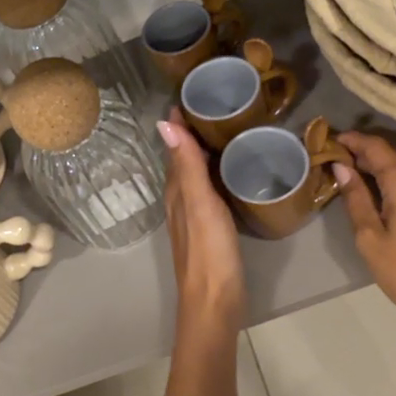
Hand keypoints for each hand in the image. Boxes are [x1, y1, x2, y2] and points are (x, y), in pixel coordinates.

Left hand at [157, 108, 246, 341]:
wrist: (214, 303)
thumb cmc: (209, 251)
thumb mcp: (200, 203)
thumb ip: (186, 165)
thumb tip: (164, 123)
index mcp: (177, 189)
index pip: (174, 145)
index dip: (181, 121)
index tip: (196, 91)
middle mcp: (180, 198)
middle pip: (183, 157)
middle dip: (193, 131)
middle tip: (217, 103)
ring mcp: (194, 215)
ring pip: (195, 173)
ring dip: (204, 151)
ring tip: (227, 129)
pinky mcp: (210, 228)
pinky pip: (208, 189)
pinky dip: (215, 172)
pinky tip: (231, 171)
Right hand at [334, 131, 395, 339]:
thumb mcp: (370, 237)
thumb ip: (355, 197)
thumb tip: (341, 167)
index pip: (375, 147)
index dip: (352, 140)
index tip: (332, 140)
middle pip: (395, 148)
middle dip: (369, 148)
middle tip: (344, 158)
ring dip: (389, 157)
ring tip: (365, 170)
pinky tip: (390, 185)